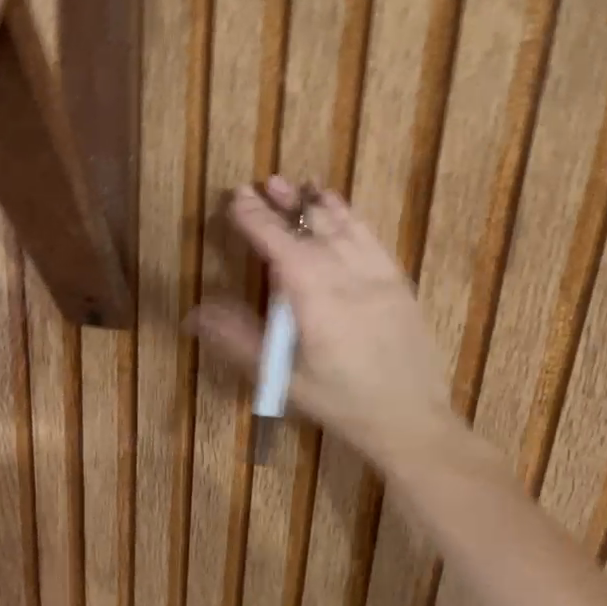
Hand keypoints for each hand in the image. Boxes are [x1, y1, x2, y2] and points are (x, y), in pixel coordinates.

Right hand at [187, 176, 457, 459]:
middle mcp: (349, 281)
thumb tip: (194, 314)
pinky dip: (350, 217)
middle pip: (310, 232)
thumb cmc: (339, 403)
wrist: (412, 421)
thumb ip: (238, 340)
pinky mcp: (398, 283)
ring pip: (343, 229)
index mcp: (317, 303)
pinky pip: (371, 239)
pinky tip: (337, 206)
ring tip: (293, 183)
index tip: (237, 199)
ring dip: (315, 205)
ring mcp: (379, 279)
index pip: (281, 247)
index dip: (257, 221)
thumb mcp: (281, 378)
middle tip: (257, 184)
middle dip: (281, 207)